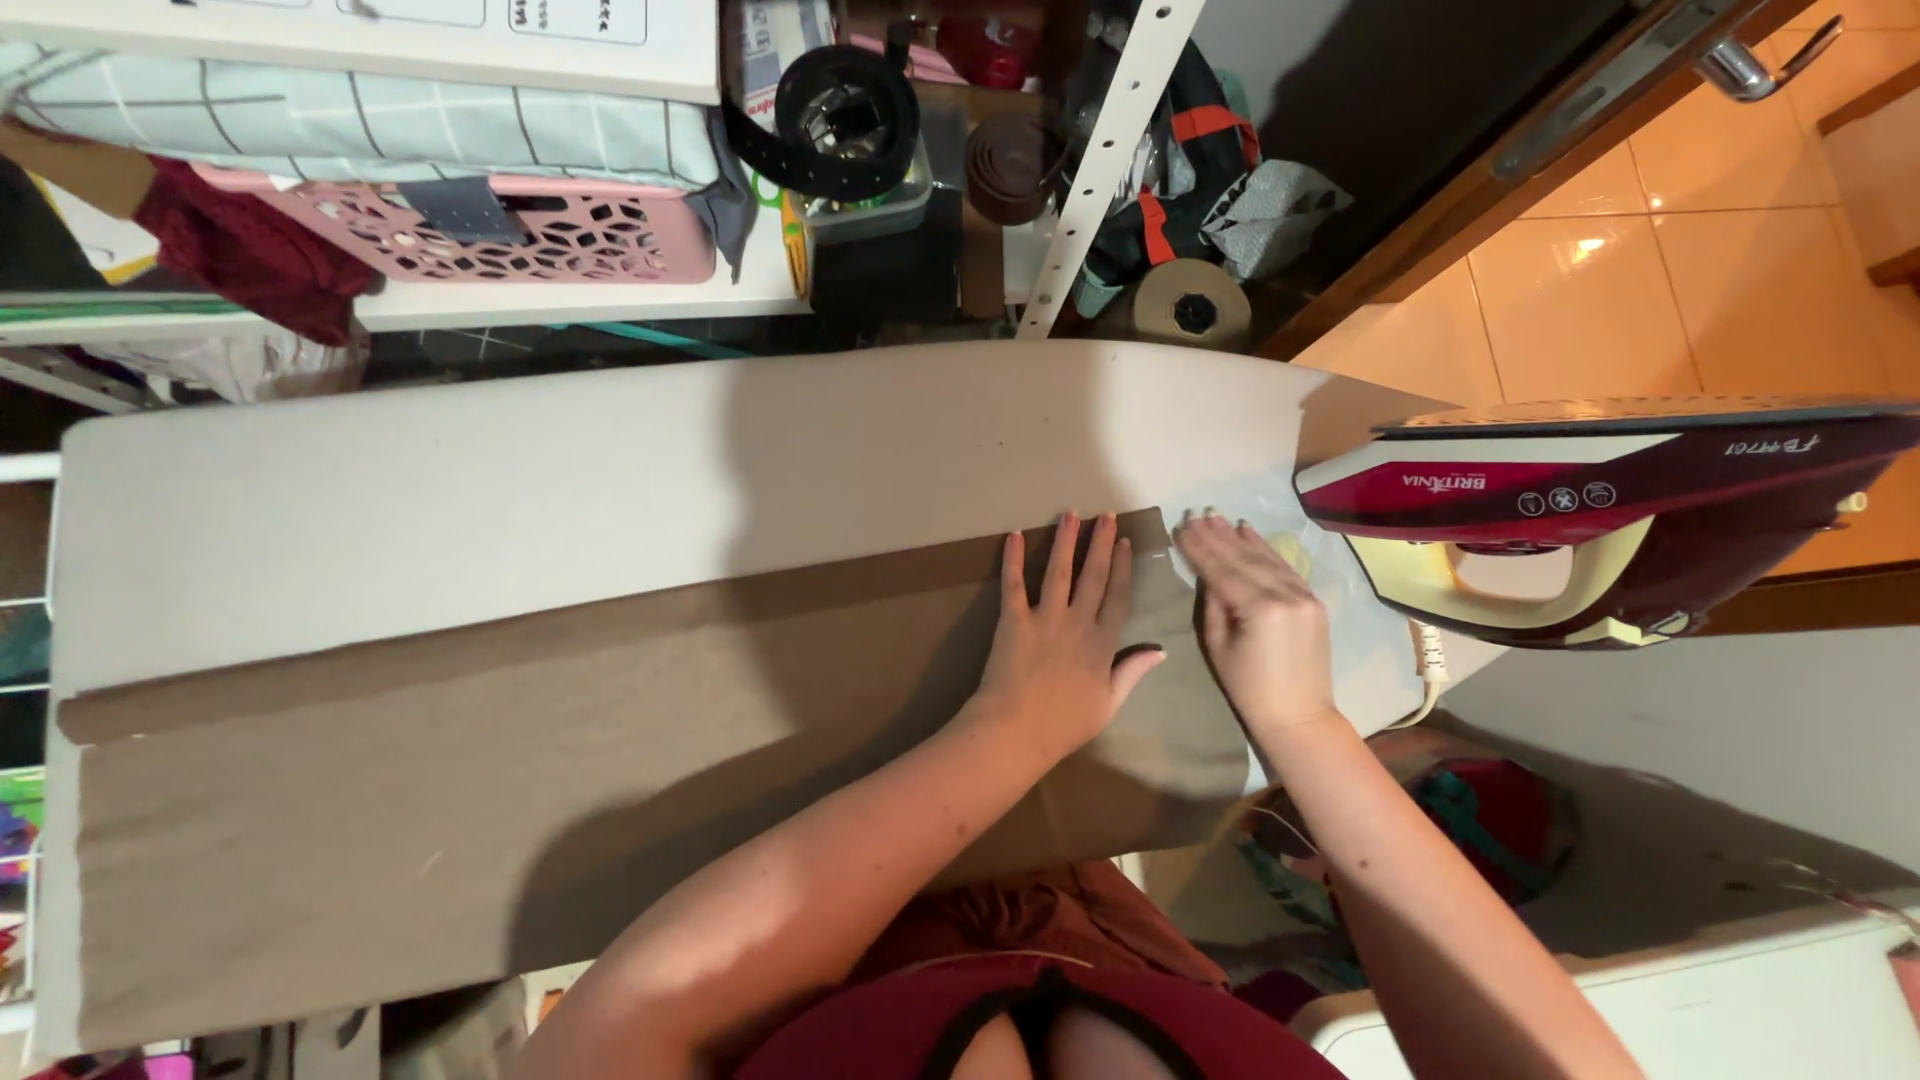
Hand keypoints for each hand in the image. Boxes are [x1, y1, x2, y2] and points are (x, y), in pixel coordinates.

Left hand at [973, 512, 1166, 761]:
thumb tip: (1160, 651)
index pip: (1117, 597)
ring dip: (1064, 540)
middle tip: (1105, 516)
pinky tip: (1012, 535)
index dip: (1122, 568)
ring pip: (1058, 571)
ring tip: (1070, 514)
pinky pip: (1013, 584)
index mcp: (1102, 644)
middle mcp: (1077, 623)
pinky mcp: (1012, 620)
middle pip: (1092, 576)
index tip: (1124, 543)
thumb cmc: (1064, 724)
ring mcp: (1044, 619)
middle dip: (1099, 543)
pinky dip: (1012, 559)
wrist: (1015, 731)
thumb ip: (1132, 672)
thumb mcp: (1108, 704)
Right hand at [1173, 513, 1338, 735]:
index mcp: (1262, 610)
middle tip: (1197, 515)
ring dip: (1241, 538)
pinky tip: (1249, 534)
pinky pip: (1285, 568)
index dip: (1200, 549)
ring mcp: (1305, 596)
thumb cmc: (1248, 688)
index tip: (1183, 528)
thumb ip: (1214, 604)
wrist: (1298, 714)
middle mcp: (1287, 596)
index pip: (1223, 571)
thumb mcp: (1219, 646)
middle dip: (1218, 537)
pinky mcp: (1313, 601)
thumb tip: (1208, 573)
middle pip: (1245, 559)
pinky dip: (1266, 550)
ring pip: (1267, 559)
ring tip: (1219, 519)